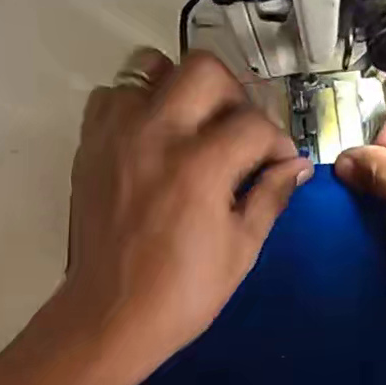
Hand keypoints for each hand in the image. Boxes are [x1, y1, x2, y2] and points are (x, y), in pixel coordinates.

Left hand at [57, 47, 311, 369]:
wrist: (111, 316)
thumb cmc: (182, 293)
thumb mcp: (241, 250)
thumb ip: (270, 197)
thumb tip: (296, 167)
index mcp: (200, 165)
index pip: (254, 124)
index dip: (277, 142)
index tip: (280, 164)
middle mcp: (156, 134)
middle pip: (205, 70)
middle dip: (235, 96)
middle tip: (241, 133)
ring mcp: (116, 134)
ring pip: (152, 68)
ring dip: (182, 90)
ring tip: (195, 127)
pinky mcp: (89, 145)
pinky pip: (114, 96)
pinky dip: (138, 104)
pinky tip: (154, 137)